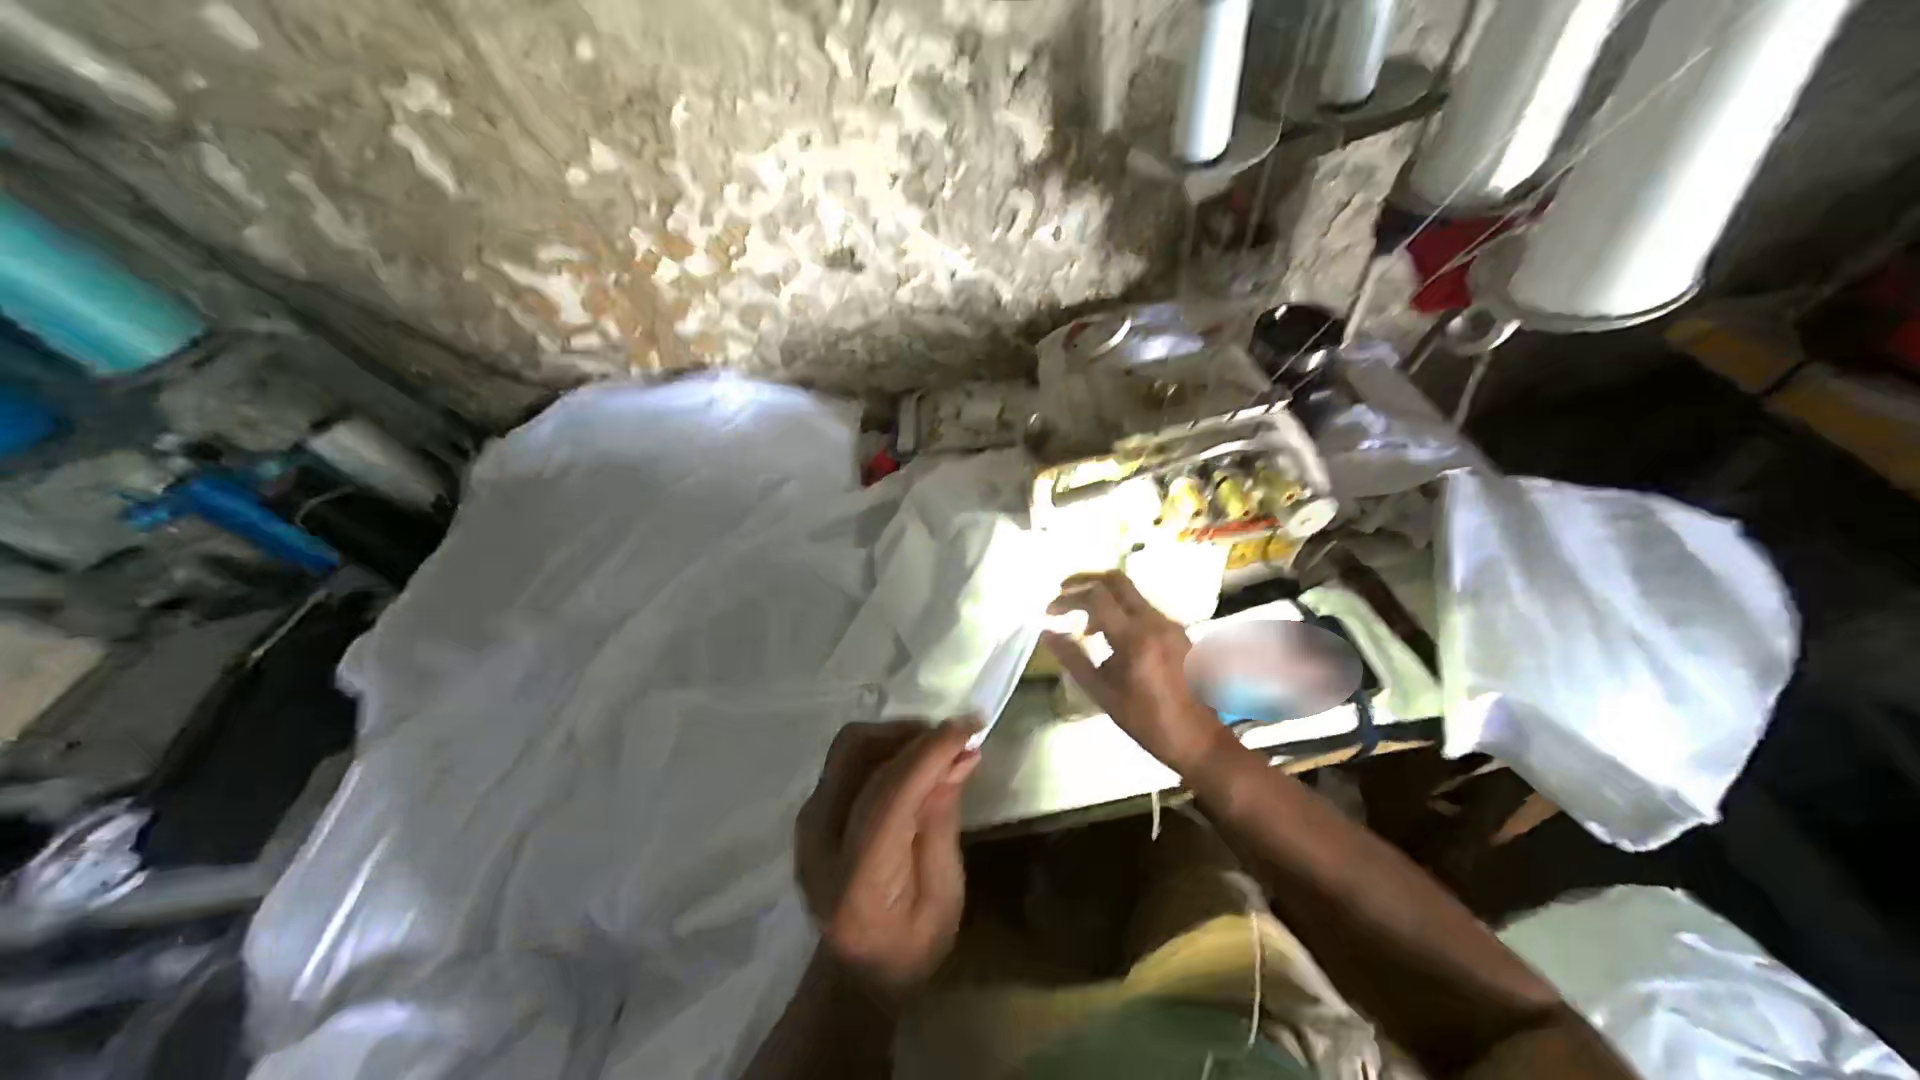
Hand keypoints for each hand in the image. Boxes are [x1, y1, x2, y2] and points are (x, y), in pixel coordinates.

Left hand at [795, 718, 980, 991]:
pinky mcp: (809, 810)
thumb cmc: (910, 945)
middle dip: (909, 733)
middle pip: (855, 753)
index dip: (930, 751)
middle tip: (953, 739)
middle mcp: (818, 840)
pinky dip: (884, 748)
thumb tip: (960, 755)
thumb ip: (943, 820)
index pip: (889, 793)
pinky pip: (847, 760)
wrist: (855, 971)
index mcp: (856, 878)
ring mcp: (807, 821)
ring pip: (848, 747)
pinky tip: (913, 765)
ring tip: (937, 750)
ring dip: (896, 736)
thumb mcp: (944, 894)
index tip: (971, 725)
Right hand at [1043, 571, 1239, 775]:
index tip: (1050, 611)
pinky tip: (1111, 638)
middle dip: (1086, 581)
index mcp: (1135, 637)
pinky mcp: (1178, 632)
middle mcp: (1155, 621)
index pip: (1096, 596)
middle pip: (1116, 580)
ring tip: (1083, 625)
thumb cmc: (1148, 721)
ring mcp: (1170, 624)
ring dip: (1103, 598)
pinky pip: (1144, 609)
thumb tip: (1047, 633)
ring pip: (1131, 593)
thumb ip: (1074, 659)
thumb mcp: (1103, 694)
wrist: (1200, 739)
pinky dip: (1121, 612)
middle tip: (1063, 594)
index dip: (1068, 597)